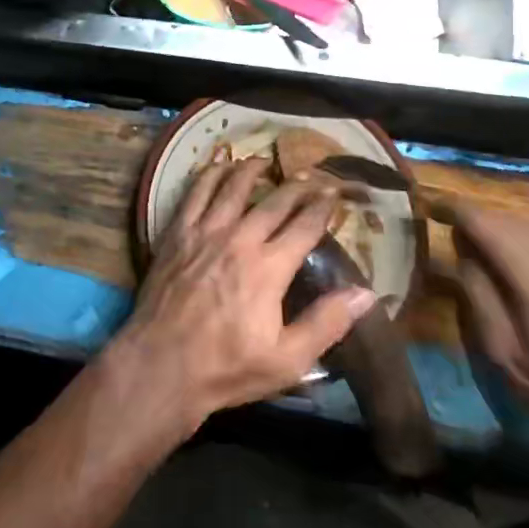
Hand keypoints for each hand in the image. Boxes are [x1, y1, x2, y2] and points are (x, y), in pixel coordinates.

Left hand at [111, 159, 378, 425]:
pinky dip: (209, 175)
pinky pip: (196, 193)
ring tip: (264, 161)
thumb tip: (367, 293)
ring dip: (251, 170)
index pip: (304, 226)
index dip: (322, 208)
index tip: (334, 194)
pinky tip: (218, 167)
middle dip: (296, 186)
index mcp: (269, 268)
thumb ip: (327, 322)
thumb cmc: (226, 366)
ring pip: (232, 188)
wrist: (161, 362)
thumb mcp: (287, 360)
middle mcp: (239, 239)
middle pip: (274, 201)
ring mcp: (205, 232)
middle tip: (310, 176)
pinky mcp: (178, 233)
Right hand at [451, 210, 528, 527]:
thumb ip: (480, 296)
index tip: (433, 203)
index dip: (456, 208)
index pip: (488, 222)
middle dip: (486, 225)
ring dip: (522, 249)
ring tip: (509, 274)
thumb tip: (465, 255)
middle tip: (462, 238)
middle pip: (519, 225)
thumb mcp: (508, 358)